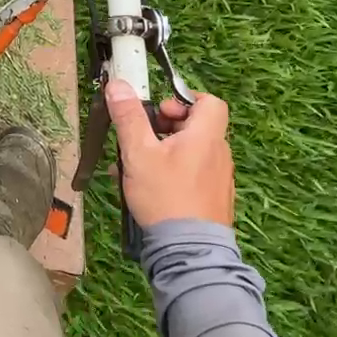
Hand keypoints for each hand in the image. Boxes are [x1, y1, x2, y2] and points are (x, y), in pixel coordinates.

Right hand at [104, 78, 234, 226]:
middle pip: (196, 125)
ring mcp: (218, 178)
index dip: (183, 98)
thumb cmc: (165, 196)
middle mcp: (218, 154)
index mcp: (206, 138)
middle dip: (164, 124)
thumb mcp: (138, 153)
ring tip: (136, 162)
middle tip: (142, 135)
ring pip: (190, 149)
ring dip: (163, 148)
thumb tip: (119, 85)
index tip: (158, 110)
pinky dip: (171, 168)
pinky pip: (191, 171)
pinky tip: (146, 184)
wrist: (189, 251)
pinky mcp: (212, 197)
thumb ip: (129, 117)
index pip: (209, 102)